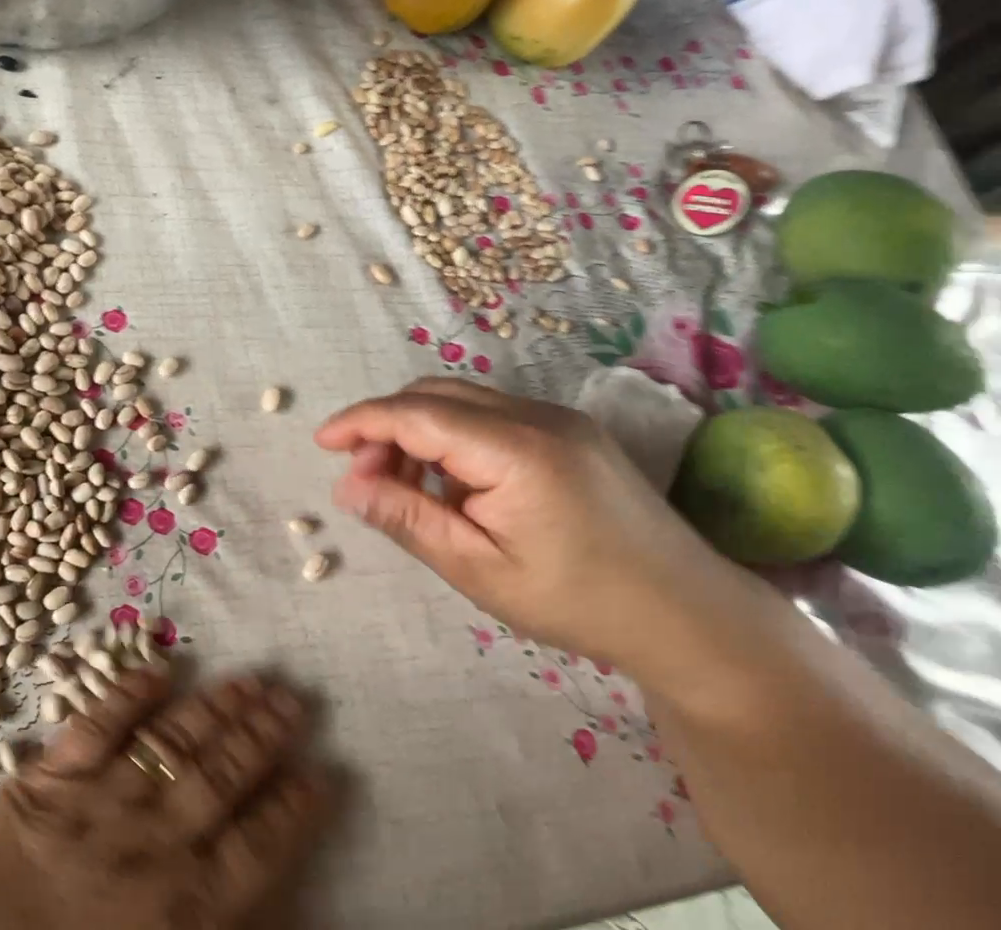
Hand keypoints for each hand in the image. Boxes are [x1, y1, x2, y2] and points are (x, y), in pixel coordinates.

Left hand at [0, 670, 329, 929]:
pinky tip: (161, 668)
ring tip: (249, 681)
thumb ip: (210, 913)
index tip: (320, 770)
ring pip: (172, 745)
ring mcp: (102, 801)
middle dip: (263, 738)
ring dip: (215, 710)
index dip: (293, 807)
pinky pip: (98, 725)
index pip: (258, 846)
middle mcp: (154, 844)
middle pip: (222, 779)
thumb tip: (252, 877)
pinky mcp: (51, 775)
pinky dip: (129, 693)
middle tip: (293, 699)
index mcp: (186, 905)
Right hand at [314, 378, 740, 670]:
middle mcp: (539, 417)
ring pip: (462, 402)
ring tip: (401, 489)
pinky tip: (449, 487)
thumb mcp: (477, 568)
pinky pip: (490, 418)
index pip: (417, 414)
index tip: (321, 444)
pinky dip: (451, 440)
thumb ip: (407, 518)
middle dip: (386, 427)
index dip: (361, 422)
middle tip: (362, 480)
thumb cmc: (577, 601)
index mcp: (518, 450)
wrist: (690, 616)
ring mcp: (560, 422)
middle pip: (436, 395)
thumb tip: (346, 488)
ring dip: (417, 432)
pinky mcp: (571, 435)